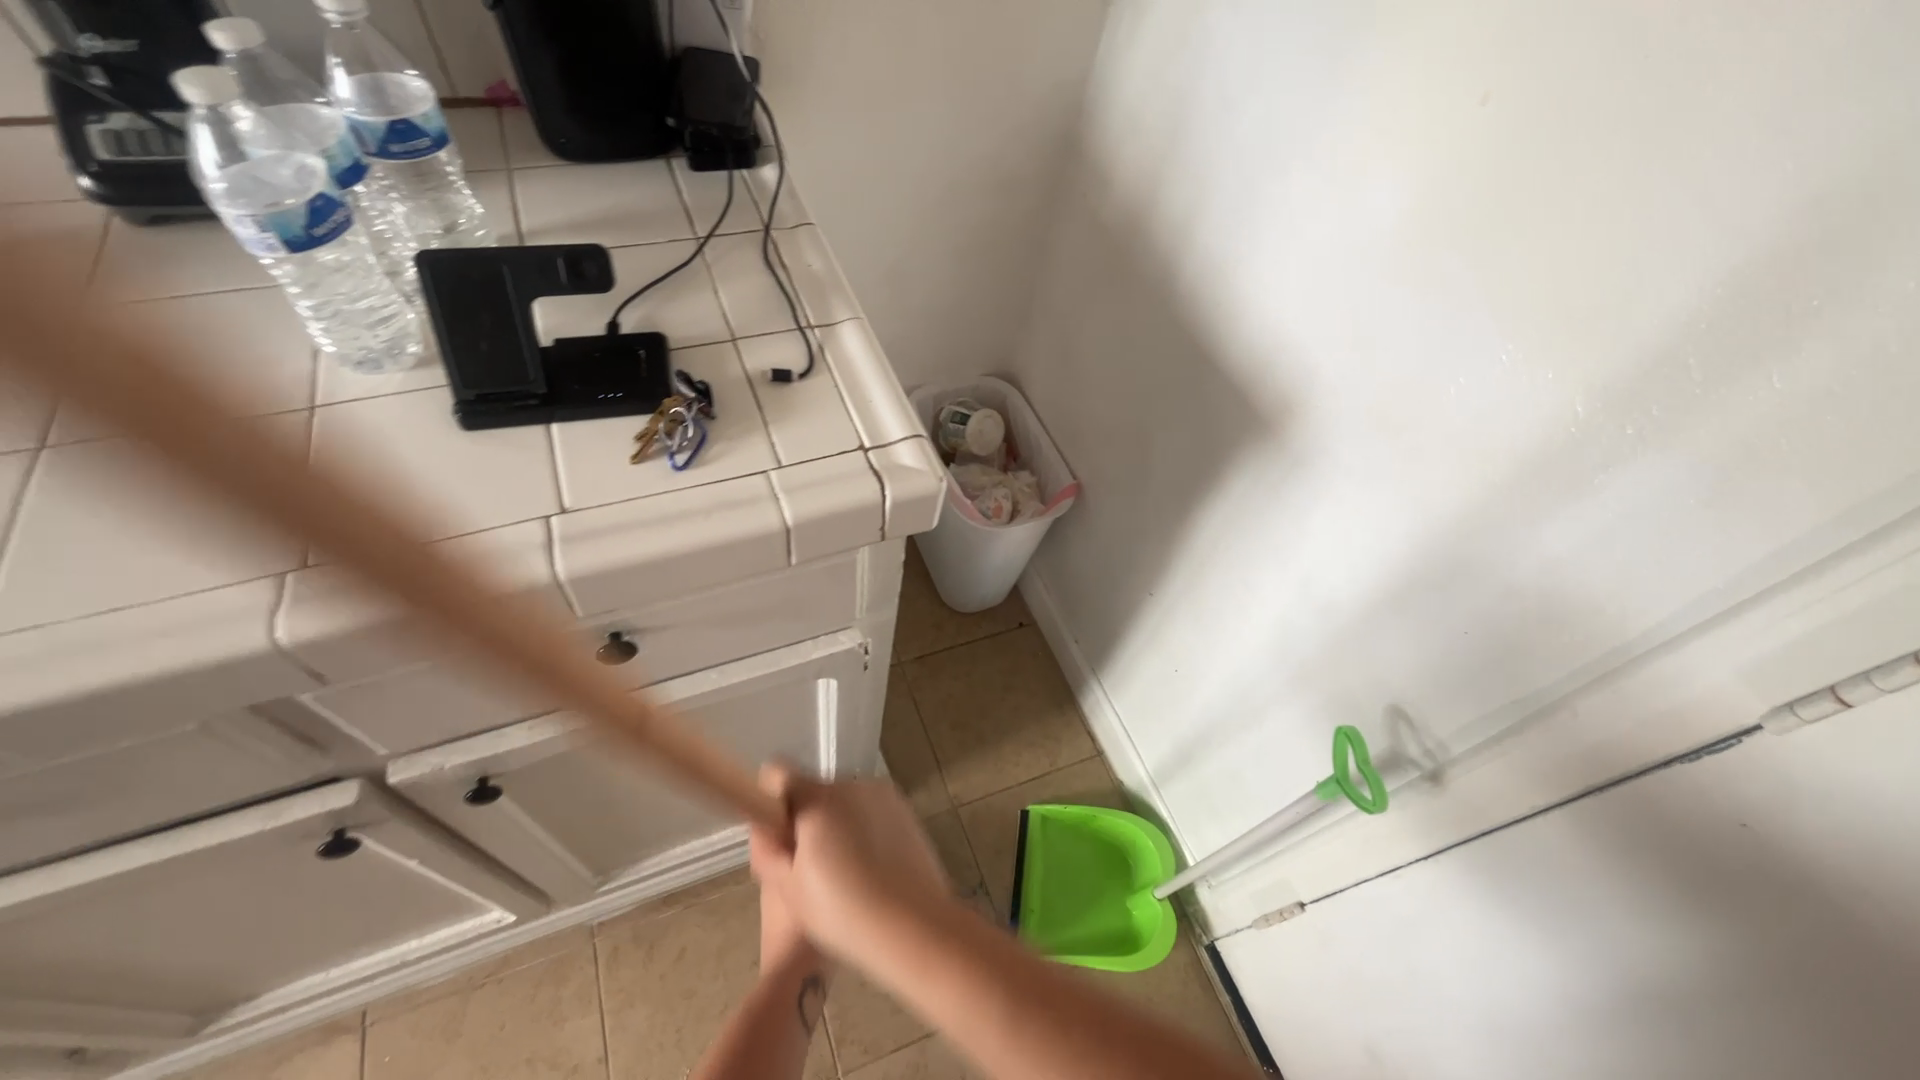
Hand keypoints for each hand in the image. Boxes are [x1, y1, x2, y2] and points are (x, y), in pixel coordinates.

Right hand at [749, 764, 952, 961]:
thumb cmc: (843, 911)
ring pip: (844, 802)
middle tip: (812, 867)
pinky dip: (864, 830)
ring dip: (837, 824)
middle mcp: (851, 784)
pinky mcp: (907, 810)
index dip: (772, 803)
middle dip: (806, 819)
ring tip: (848, 873)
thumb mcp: (789, 888)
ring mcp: (883, 794)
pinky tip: (872, 870)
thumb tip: (764, 828)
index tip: (782, 840)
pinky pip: (871, 811)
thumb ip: (768, 850)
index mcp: (818, 797)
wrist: (913, 926)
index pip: (777, 773)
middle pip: (813, 790)